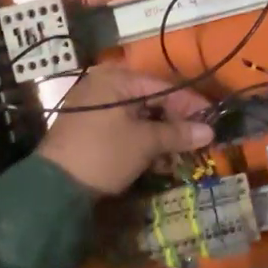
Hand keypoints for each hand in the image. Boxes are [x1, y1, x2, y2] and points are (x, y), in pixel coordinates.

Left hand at [37, 65, 214, 193]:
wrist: (55, 187)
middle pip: (150, 99)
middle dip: (176, 120)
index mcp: (115, 79)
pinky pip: (124, 127)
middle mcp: (103, 86)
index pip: (163, 86)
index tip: (213, 117)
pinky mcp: (88, 129)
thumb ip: (177, 133)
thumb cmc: (104, 154)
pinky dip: (142, 139)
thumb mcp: (145, 142)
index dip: (190, 103)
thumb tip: (209, 131)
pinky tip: (159, 156)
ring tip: (183, 149)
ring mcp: (93, 107)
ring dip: (161, 133)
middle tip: (199, 135)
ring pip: (138, 115)